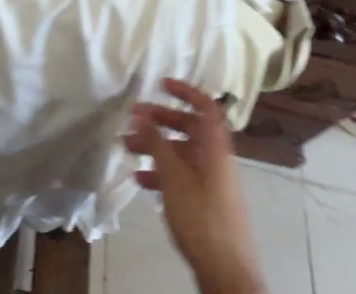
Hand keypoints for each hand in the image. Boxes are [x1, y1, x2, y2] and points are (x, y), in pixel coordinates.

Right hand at [126, 79, 264, 293]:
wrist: (227, 272)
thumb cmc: (201, 217)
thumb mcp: (174, 177)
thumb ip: (157, 143)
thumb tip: (141, 113)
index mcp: (216, 148)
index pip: (207, 107)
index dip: (187, 91)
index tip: (161, 83)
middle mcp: (217, 159)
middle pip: (190, 128)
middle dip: (161, 120)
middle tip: (133, 118)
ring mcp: (213, 182)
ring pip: (183, 153)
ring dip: (157, 147)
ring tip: (127, 148)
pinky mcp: (206, 202)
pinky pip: (183, 175)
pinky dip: (162, 172)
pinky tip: (140, 180)